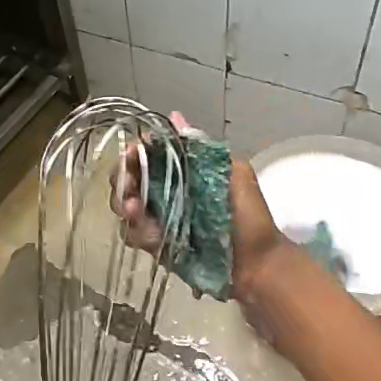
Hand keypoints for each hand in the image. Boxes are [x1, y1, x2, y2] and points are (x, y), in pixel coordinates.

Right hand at [116, 113, 340, 346]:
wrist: (258, 264)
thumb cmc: (250, 216)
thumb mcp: (233, 173)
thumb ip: (201, 148)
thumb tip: (175, 116)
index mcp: (181, 172)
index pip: (147, 156)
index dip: (135, 152)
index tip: (134, 151)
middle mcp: (165, 193)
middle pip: (127, 180)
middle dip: (123, 179)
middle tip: (130, 184)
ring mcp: (158, 220)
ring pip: (125, 208)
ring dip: (125, 204)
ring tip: (135, 208)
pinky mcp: (157, 246)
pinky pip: (134, 236)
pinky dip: (138, 232)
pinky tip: (151, 232)